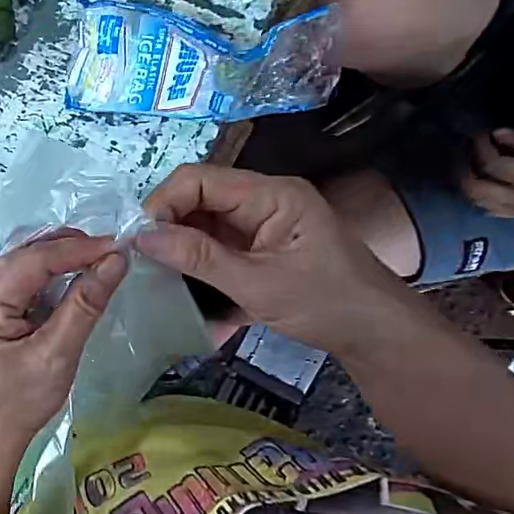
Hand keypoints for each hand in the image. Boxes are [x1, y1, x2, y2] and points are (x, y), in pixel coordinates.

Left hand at [0, 231, 127, 448]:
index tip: (118, 246)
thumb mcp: (57, 354)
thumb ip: (85, 304)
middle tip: (111, 250)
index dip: (78, 249)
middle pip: (27, 253)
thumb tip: (115, 261)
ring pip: (24, 260)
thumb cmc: (21, 401)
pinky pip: (23, 277)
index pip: (36, 260)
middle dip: (69, 246)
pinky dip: (50, 271)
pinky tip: (73, 274)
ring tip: (97, 258)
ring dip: (60, 255)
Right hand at [134, 165, 420, 356]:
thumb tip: (142, 237)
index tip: (137, 239)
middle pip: (200, 201)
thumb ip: (199, 259)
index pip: (201, 180)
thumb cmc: (326, 304)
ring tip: (155, 279)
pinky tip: (184, 294)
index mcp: (270, 195)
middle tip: (141, 263)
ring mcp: (261, 226)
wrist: (375, 333)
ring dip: (180, 252)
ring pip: (204, 227)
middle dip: (168, 229)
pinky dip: (200, 271)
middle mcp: (263, 201)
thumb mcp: (258, 284)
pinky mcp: (259, 249)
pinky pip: (218, 250)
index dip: (163, 203)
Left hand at [462, 130, 513, 226]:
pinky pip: (491, 209)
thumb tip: (498, 134)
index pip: (491, 165)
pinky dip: (479, 195)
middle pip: (474, 188)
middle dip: (463, 167)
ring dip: (468, 183)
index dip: (479, 147)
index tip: (479, 133)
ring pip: (478, 202)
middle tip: (465, 149)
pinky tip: (485, 179)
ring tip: (471, 162)